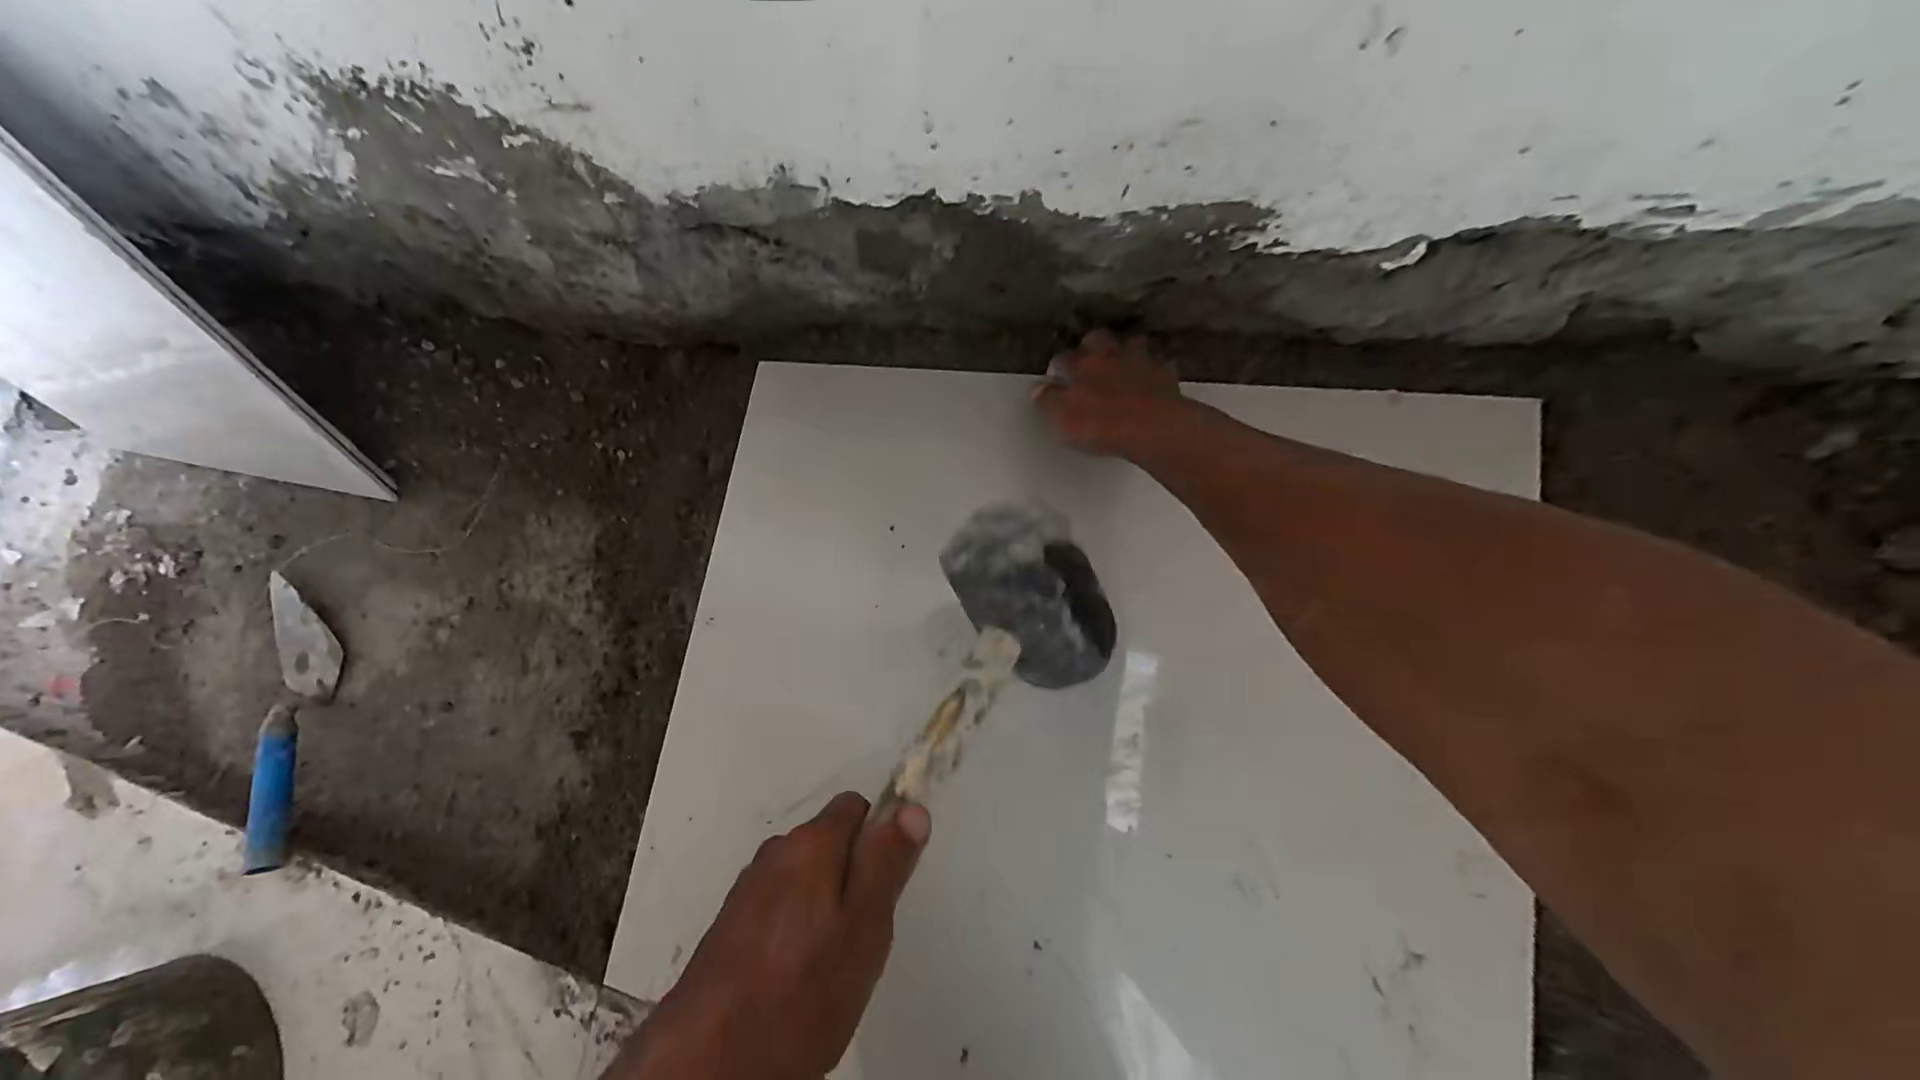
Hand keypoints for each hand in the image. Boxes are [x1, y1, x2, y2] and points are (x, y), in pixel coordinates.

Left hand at [608, 793, 931, 1079]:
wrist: (709, 1063)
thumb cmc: (803, 991)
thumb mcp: (866, 925)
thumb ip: (887, 862)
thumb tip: (911, 807)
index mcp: (810, 843)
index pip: (856, 807)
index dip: (879, 838)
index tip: (886, 886)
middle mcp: (775, 853)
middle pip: (830, 844)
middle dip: (853, 878)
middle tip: (861, 936)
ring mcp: (747, 890)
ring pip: (805, 879)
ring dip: (824, 907)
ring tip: (829, 966)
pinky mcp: (729, 927)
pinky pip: (778, 908)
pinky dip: (794, 930)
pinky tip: (795, 979)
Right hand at [1033, 330, 1188, 458]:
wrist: (1154, 427)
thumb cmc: (1102, 423)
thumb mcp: (1062, 418)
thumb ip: (1048, 400)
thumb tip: (1038, 389)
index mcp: (1081, 364)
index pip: (1062, 358)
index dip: (1058, 367)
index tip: (1056, 376)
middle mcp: (1110, 354)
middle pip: (1097, 339)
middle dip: (1091, 347)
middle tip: (1088, 361)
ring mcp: (1141, 360)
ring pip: (1131, 344)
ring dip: (1125, 351)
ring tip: (1122, 364)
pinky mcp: (1166, 374)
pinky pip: (1158, 364)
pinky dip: (1153, 369)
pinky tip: (1152, 379)